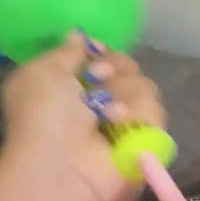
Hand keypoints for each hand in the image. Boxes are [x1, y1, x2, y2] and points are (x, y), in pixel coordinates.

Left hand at [0, 34, 163, 200]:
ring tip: (106, 113)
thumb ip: (67, 51)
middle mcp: (102, 102)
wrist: (62, 164)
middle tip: (97, 80)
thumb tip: (80, 35)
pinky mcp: (146, 141)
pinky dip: (138, 115)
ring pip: (145, 86)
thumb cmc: (43, 115)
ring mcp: (126, 123)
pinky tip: (118, 126)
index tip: (94, 53)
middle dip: (115, 69)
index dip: (102, 52)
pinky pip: (156, 112)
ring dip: (125, 93)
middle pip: (129, 67)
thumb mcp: (43, 71)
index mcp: (73, 85)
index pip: (104, 56)